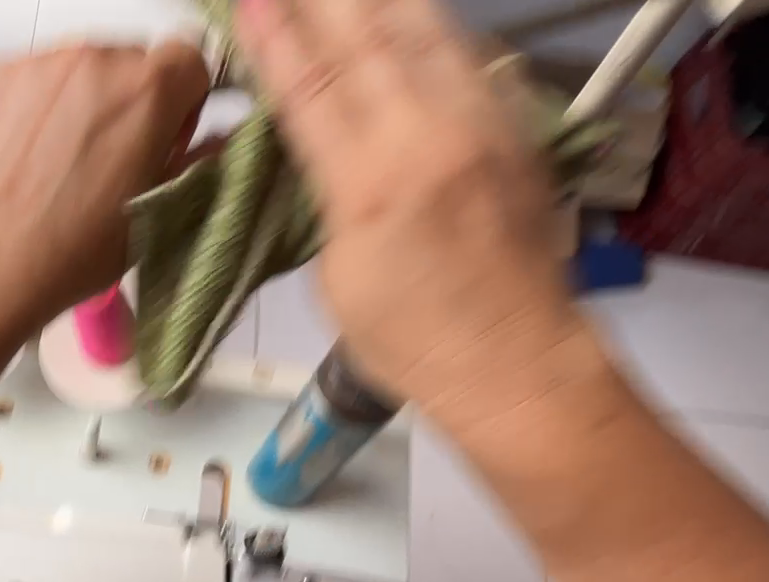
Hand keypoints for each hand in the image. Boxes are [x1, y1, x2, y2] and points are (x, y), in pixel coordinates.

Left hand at [0, 43, 211, 337]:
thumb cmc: (69, 257)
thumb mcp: (152, 223)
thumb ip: (193, 169)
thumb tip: (215, 142)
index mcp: (146, 92)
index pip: (190, 61)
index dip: (183, 105)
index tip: (163, 142)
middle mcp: (92, 60)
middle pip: (131, 63)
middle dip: (130, 105)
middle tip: (107, 165)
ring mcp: (35, 65)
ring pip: (77, 70)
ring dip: (80, 105)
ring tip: (58, 169)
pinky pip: (29, 81)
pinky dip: (33, 111)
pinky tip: (23, 163)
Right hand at [236, 0, 590, 411]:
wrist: (511, 358)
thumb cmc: (410, 341)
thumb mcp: (336, 280)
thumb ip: (326, 205)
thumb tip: (326, 162)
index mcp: (371, 185)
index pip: (313, 91)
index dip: (277, 42)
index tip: (251, 4)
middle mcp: (431, 137)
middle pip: (371, 40)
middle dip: (325, 0)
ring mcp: (484, 126)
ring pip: (429, 32)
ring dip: (380, 0)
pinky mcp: (517, 132)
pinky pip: (470, 58)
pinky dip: (433, 28)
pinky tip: (413, 18)